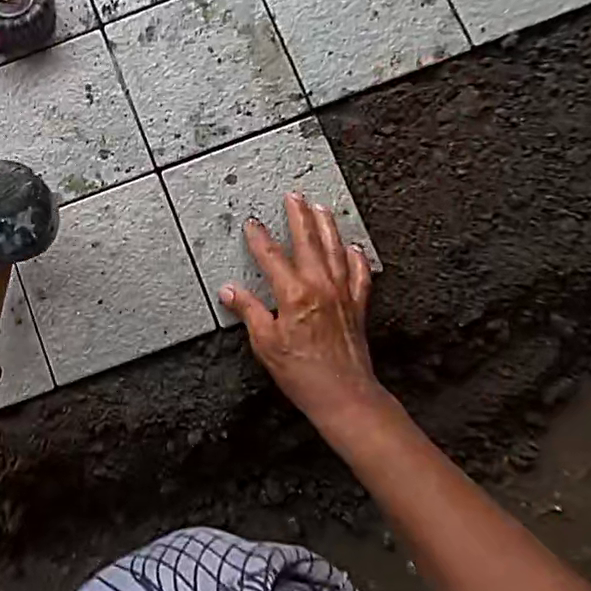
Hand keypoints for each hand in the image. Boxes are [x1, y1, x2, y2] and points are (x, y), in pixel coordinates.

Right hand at [220, 192, 388, 422]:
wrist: (343, 394)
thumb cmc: (303, 374)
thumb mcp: (265, 344)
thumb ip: (248, 312)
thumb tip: (231, 292)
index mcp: (294, 294)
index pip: (271, 255)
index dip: (259, 236)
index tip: (253, 224)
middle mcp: (320, 286)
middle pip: (308, 240)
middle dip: (298, 215)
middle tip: (293, 197)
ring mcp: (341, 293)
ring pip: (335, 248)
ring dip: (327, 225)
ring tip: (321, 208)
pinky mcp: (356, 304)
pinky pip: (360, 273)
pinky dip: (357, 257)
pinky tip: (354, 247)